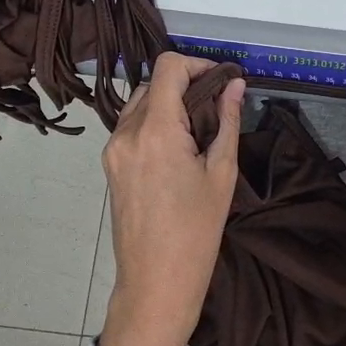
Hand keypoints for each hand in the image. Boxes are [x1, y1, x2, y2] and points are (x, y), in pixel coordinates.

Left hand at [98, 53, 244, 345]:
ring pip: (142, 101)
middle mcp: (126, 133)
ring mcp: (113, 149)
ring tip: (201, 130)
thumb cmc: (196, 231)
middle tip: (218, 107)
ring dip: (171, 102)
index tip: (222, 79)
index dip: (198, 63)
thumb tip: (235, 84)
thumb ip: (227, 121)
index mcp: (155, 132)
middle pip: (155, 82)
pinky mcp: (110, 164)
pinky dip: (156, 121)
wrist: (156, 282)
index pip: (168, 67)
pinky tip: (180, 146)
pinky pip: (133, 125)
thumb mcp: (222, 173)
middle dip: (188, 84)